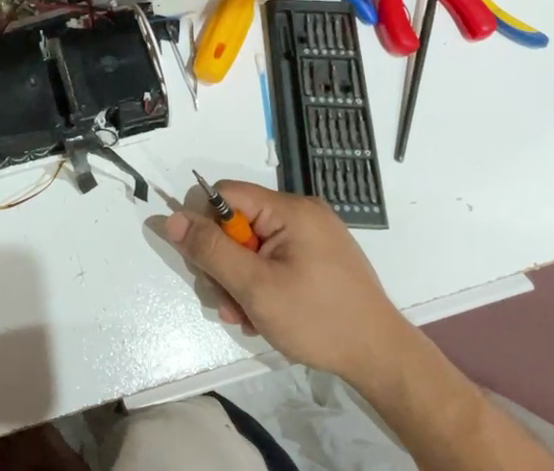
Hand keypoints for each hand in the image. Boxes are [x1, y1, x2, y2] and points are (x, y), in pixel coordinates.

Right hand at [165, 180, 415, 386]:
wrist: (381, 358)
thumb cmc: (318, 319)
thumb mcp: (255, 287)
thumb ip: (211, 250)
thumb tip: (172, 218)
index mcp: (290, 210)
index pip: (226, 194)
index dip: (205, 224)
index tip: (206, 264)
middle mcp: (302, 214)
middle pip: (238, 224)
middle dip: (225, 264)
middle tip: (229, 303)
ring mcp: (313, 237)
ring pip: (253, 247)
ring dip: (240, 281)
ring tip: (248, 317)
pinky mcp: (319, 259)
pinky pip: (274, 260)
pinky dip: (262, 285)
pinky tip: (265, 316)